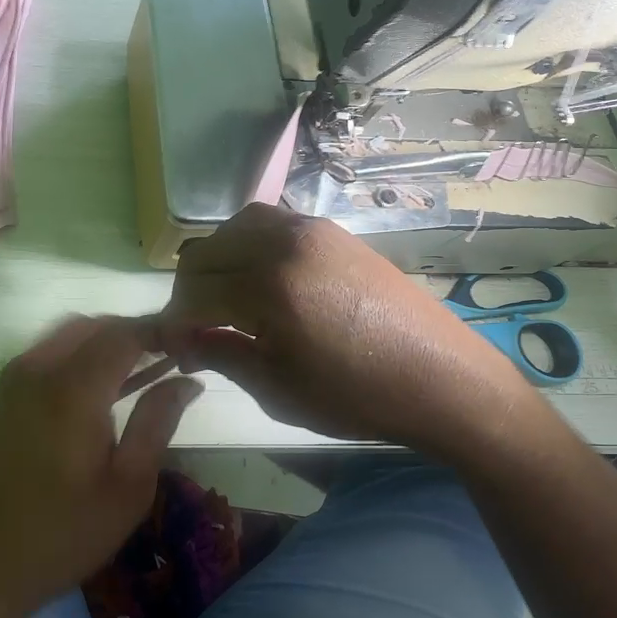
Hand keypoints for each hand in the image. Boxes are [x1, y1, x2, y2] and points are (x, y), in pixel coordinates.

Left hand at [0, 315, 201, 617]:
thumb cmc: (62, 533)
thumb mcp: (127, 487)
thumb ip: (157, 422)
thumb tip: (188, 380)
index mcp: (73, 387)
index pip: (125, 333)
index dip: (161, 330)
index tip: (192, 343)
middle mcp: (39, 367)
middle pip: (96, 325)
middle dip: (135, 332)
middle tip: (171, 357)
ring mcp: (14, 377)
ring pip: (69, 333)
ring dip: (106, 339)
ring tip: (141, 370)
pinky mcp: (2, 392)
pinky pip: (48, 351)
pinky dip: (79, 352)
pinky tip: (100, 387)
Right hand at [157, 203, 536, 453]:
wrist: (440, 377)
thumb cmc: (357, 395)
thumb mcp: (277, 388)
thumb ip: (221, 355)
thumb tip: (184, 341)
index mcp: (267, 287)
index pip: (193, 292)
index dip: (176, 323)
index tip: (177, 350)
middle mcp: (282, 242)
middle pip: (204, 252)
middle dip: (190, 292)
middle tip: (198, 330)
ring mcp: (309, 228)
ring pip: (233, 228)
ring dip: (217, 261)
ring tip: (227, 300)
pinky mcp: (330, 229)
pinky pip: (269, 222)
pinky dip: (248, 245)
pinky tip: (260, 279)